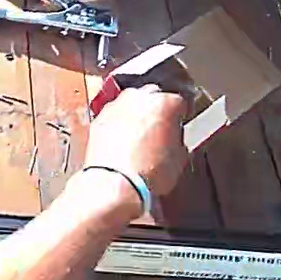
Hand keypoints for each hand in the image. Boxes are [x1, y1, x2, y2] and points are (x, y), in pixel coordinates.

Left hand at [83, 86, 188, 201]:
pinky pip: (114, 116)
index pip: (179, 102)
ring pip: (131, 104)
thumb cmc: (147, 172)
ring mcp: (116, 106)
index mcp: (164, 103)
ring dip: (136, 115)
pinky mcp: (100, 117)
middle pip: (153, 97)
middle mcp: (139, 98)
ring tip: (139, 137)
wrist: (115, 183)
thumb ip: (179, 142)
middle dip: (157, 110)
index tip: (180, 124)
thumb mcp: (179, 160)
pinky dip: (119, 125)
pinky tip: (122, 142)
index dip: (181, 116)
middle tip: (160, 130)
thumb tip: (175, 143)